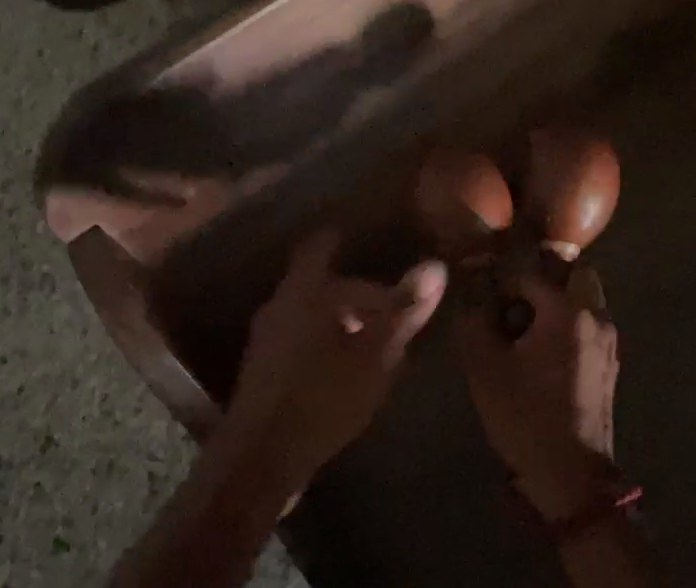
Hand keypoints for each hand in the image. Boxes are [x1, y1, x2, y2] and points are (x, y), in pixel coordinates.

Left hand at [225, 231, 447, 490]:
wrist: (260, 461)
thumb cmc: (322, 396)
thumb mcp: (375, 354)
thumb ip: (404, 310)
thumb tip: (436, 266)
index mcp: (303, 292)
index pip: (320, 247)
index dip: (341, 238)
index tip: (362, 235)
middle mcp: (278, 307)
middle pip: (319, 285)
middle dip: (355, 294)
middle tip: (391, 309)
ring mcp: (265, 342)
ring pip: (309, 316)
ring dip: (341, 322)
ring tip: (376, 343)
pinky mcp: (262, 374)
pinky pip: (298, 342)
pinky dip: (324, 343)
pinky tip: (347, 372)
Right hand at [455, 266, 619, 519]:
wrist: (570, 477)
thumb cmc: (525, 416)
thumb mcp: (485, 366)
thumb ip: (475, 321)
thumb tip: (474, 295)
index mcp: (568, 311)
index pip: (530, 274)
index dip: (503, 282)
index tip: (485, 297)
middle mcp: (596, 317)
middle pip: (575, 273)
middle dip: (544, 278)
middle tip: (515, 300)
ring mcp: (609, 342)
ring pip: (586, 299)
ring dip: (559, 301)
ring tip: (525, 328)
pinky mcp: (610, 365)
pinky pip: (590, 325)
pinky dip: (569, 324)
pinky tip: (542, 352)